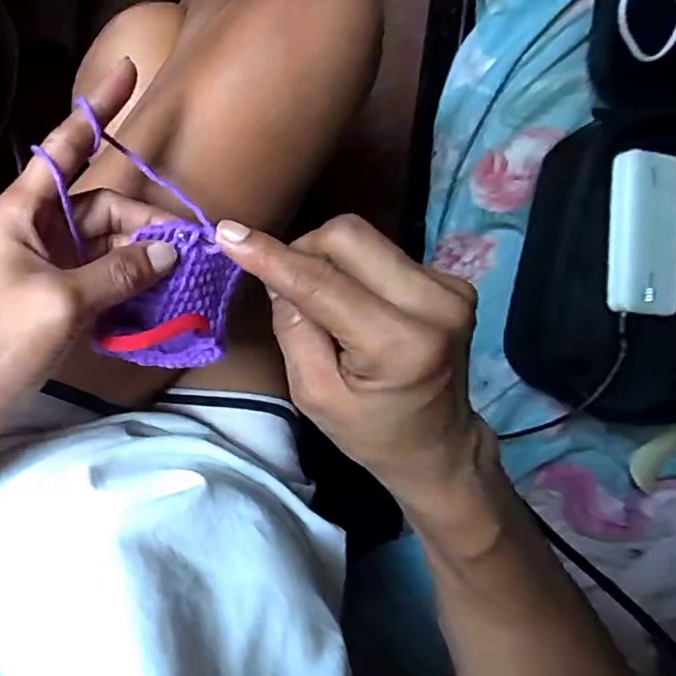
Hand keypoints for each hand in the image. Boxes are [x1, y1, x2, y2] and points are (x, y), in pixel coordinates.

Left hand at [0, 60, 178, 433]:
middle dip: (142, 220)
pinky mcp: (57, 284)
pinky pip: (100, 266)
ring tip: (177, 270)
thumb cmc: (8, 339)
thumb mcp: (66, 301)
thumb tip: (171, 249)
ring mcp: (46, 257)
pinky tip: (155, 285)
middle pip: (99, 204)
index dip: (96, 111)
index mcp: (18, 213)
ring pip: (105, 237)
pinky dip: (127, 273)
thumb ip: (120, 271)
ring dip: (140, 251)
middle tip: (185, 246)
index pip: (62, 149)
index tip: (127, 72)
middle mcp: (32, 225)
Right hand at [212, 214, 494, 506]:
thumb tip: (275, 277)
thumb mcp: (312, 393)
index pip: (320, 283)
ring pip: (361, 238)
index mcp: (399, 343)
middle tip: (285, 290)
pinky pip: (377, 251)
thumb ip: (292, 331)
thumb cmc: (367, 429)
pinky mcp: (448, 279)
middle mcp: (434, 303)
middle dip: (300, 251)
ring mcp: (448, 286)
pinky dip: (347, 270)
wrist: (436, 442)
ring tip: (321, 307)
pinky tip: (350, 305)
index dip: (270, 256)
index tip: (228, 233)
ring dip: (323, 261)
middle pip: (347, 237)